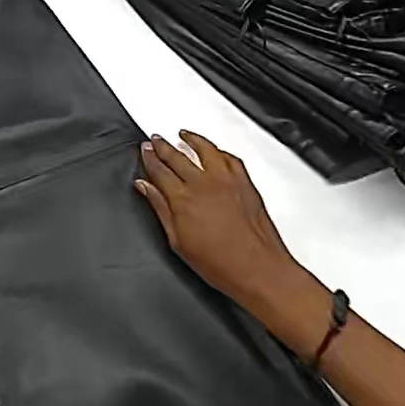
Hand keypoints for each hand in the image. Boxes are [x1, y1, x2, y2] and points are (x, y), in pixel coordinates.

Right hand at [137, 132, 297, 308]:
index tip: (145, 150)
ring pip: (204, 149)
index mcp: (182, 198)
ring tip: (183, 134)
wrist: (259, 271)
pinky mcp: (244, 182)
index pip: (159, 169)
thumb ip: (160, 208)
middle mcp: (203, 183)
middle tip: (156, 139)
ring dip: (191, 139)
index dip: (149, 157)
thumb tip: (145, 188)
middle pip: (176, 155)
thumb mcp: (178, 242)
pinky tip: (214, 150)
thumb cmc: (221, 264)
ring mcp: (225, 180)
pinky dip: (219, 151)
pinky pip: (229, 158)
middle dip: (162, 145)